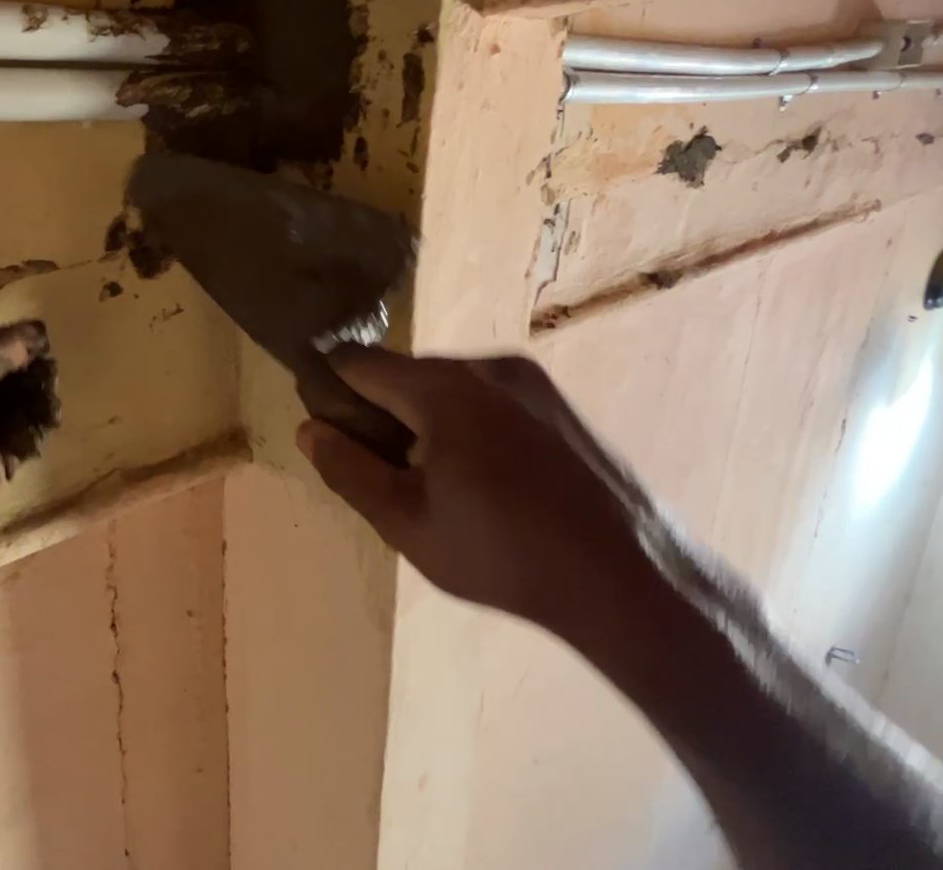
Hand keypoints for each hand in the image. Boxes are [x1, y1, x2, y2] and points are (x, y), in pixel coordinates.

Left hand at [0, 322, 49, 569]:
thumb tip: (32, 334)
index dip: (4, 340)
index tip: (42, 341)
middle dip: (22, 373)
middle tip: (53, 373)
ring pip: (5, 412)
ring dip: (31, 405)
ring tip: (55, 400)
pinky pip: (12, 446)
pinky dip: (30, 436)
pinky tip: (48, 427)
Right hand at [296, 347, 671, 640]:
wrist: (633, 581)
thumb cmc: (503, 554)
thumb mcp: (405, 522)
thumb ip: (347, 469)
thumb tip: (309, 429)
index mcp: (444, 388)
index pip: (357, 362)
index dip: (329, 389)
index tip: (326, 430)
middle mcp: (488, 367)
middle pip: (404, 374)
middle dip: (379, 412)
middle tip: (382, 472)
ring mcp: (531, 382)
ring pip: (446, 387)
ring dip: (422, 420)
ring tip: (434, 483)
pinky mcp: (559, 404)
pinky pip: (486, 398)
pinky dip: (464, 424)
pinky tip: (481, 480)